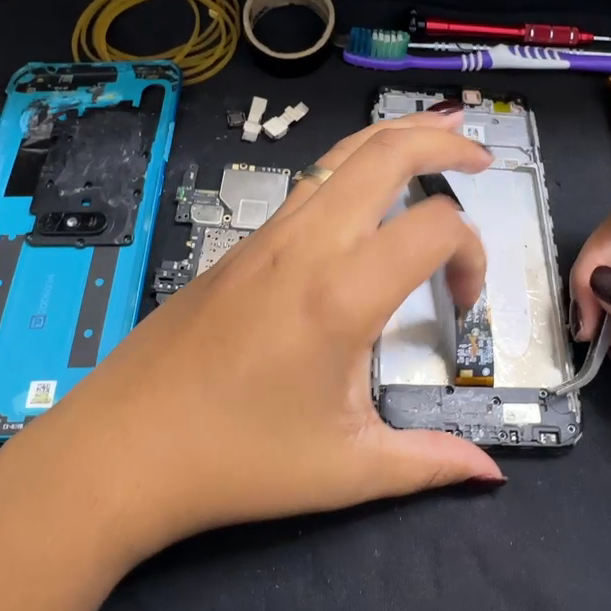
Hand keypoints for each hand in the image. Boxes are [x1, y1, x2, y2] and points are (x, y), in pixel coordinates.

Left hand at [23, 108, 501, 557]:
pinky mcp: (238, 248)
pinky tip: (361, 200)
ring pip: (337, 155)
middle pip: (384, 152)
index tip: (462, 306)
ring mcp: (264, 238)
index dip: (472, 254)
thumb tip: (490, 474)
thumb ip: (428, 463)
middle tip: (482, 155)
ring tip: (434, 135)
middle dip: (442, 139)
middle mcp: (305, 245)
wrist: (120, 450)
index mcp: (341, 293)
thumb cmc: (236, 462)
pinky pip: (305, 187)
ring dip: (392, 139)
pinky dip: (350, 171)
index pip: (435, 227)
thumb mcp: (345, 470)